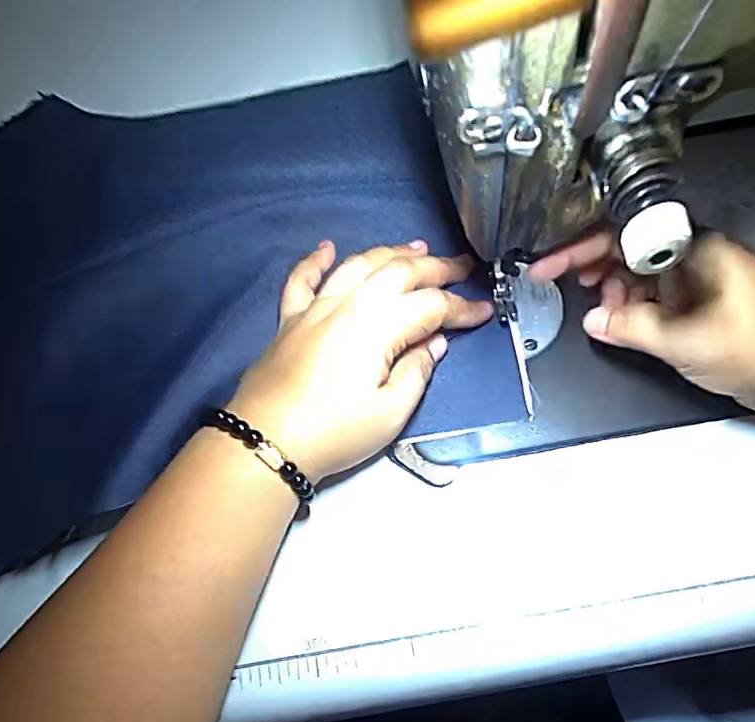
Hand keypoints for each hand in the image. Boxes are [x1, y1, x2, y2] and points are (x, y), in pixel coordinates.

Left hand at [228, 240, 493, 478]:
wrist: (269, 441)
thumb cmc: (336, 432)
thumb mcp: (391, 412)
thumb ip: (417, 371)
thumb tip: (433, 344)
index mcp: (377, 325)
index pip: (429, 306)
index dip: (461, 308)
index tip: (484, 310)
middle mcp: (347, 303)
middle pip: (398, 272)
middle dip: (436, 267)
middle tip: (463, 266)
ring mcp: (315, 308)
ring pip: (358, 265)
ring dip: (391, 252)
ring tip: (417, 247)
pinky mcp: (290, 320)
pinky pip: (303, 279)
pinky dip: (316, 260)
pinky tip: (328, 247)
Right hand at [527, 231, 754, 420]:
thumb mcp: (685, 339)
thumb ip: (633, 328)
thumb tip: (597, 322)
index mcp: (694, 247)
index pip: (624, 235)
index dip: (581, 250)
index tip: (550, 268)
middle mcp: (698, 256)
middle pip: (633, 251)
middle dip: (599, 272)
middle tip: (577, 296)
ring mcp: (704, 281)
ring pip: (647, 277)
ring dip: (620, 296)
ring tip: (607, 319)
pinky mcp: (709, 306)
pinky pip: (664, 299)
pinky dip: (641, 312)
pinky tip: (629, 326)